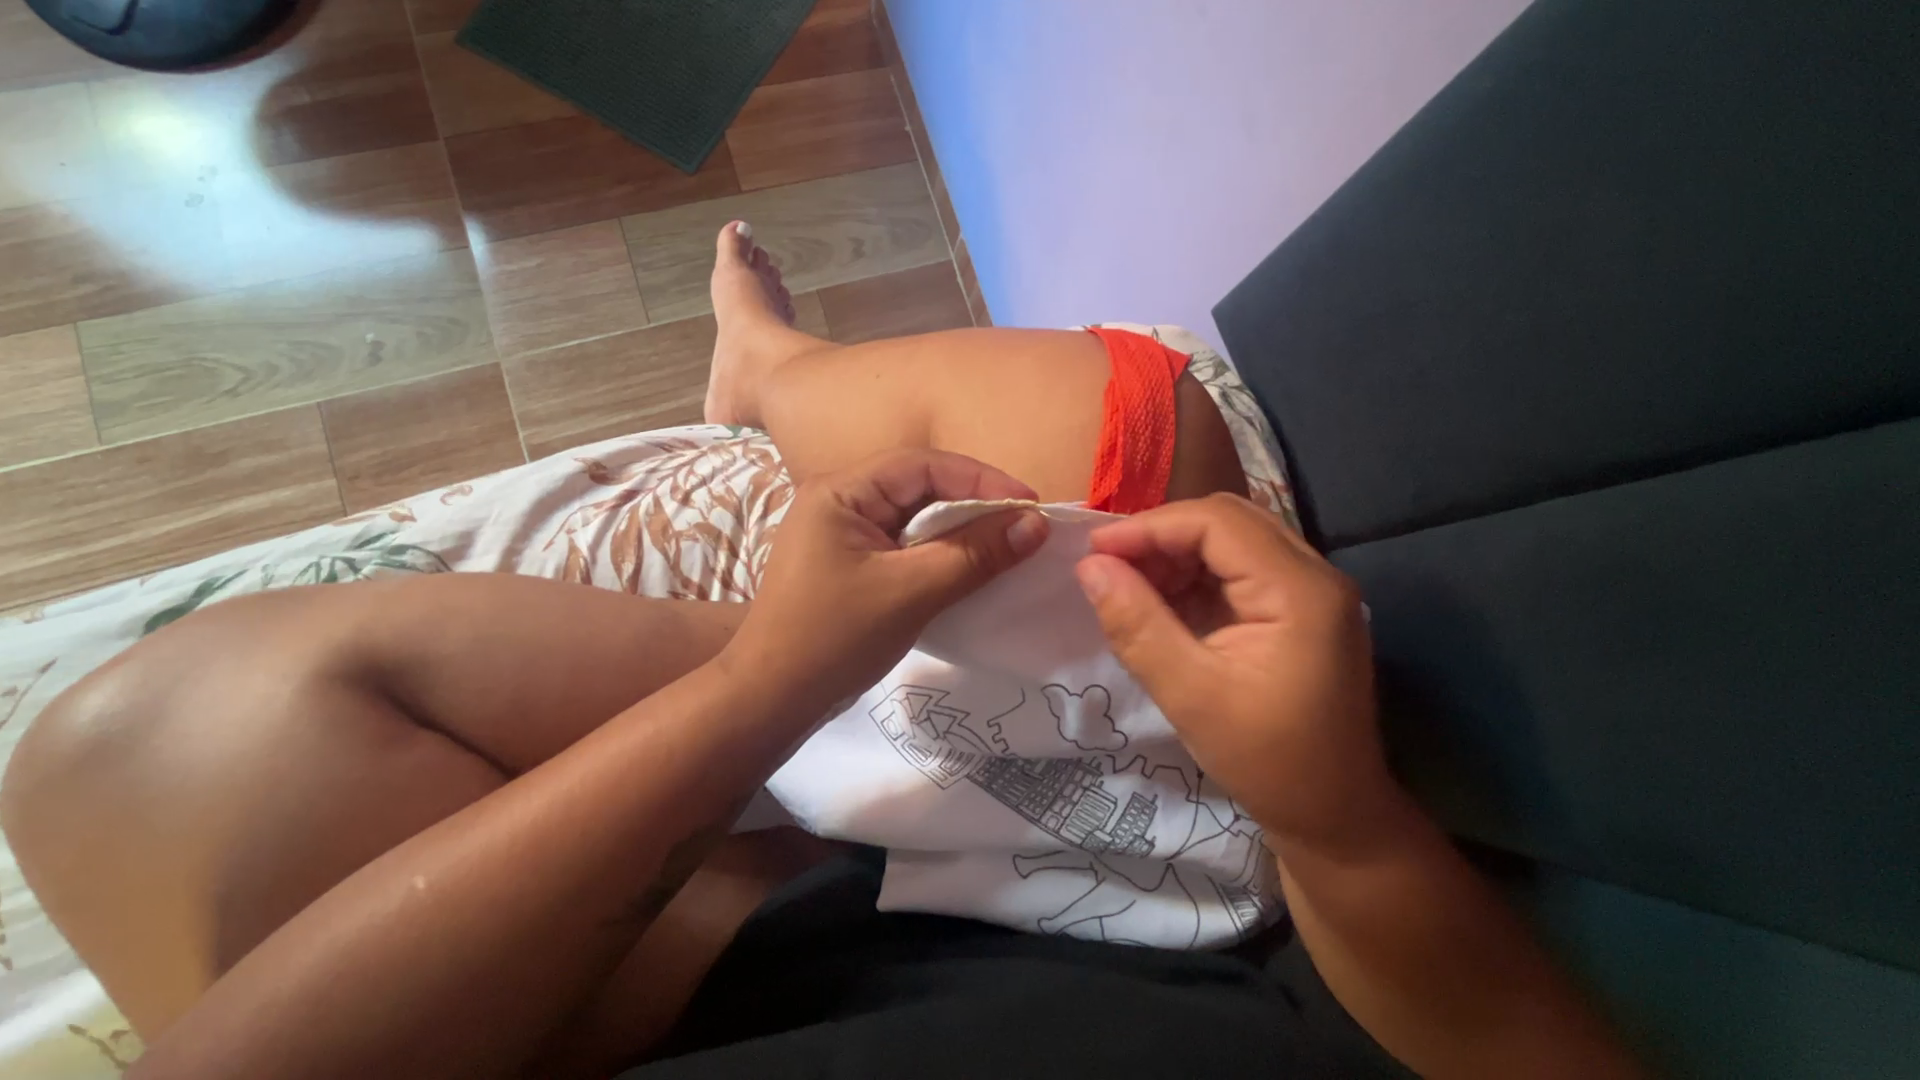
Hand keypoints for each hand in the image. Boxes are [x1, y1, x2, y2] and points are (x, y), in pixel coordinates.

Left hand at [723, 449, 1049, 712]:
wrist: (771, 699)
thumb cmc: (834, 638)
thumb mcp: (910, 592)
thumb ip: (973, 555)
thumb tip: (1036, 525)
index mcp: (841, 491)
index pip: (923, 465)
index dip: (982, 480)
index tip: (1031, 506)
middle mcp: (839, 501)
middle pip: (919, 486)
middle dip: (974, 503)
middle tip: (1024, 527)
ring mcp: (842, 534)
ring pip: (914, 517)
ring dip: (959, 530)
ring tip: (1005, 546)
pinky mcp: (849, 564)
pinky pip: (904, 545)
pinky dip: (939, 553)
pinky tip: (969, 569)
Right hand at [1075, 493, 1398, 849]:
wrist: (1334, 814)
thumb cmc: (1266, 760)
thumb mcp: (1190, 696)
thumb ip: (1138, 625)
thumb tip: (1089, 566)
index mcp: (1299, 590)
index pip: (1217, 523)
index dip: (1150, 528)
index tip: (1094, 552)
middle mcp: (1314, 575)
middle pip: (1228, 521)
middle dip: (1162, 536)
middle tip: (1108, 567)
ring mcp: (1312, 591)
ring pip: (1233, 541)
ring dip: (1177, 555)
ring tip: (1129, 587)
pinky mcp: (1301, 609)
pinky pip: (1241, 569)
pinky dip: (1196, 577)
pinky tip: (1163, 603)